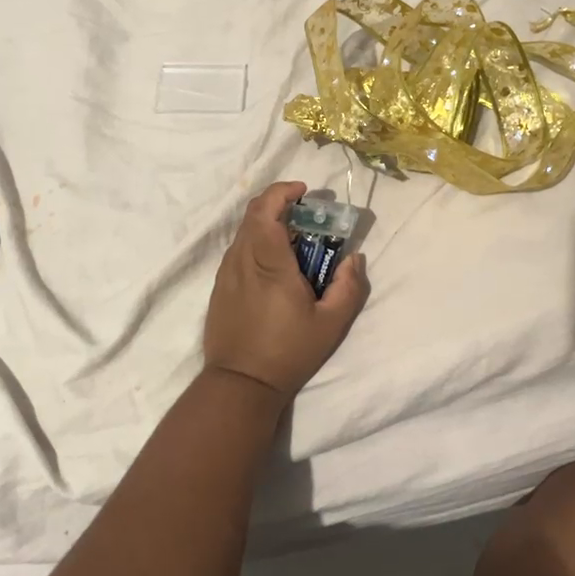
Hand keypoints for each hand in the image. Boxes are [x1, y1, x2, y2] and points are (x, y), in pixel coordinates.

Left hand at [203, 182, 370, 397]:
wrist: (240, 383)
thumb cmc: (288, 352)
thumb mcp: (330, 324)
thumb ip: (348, 287)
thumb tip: (354, 258)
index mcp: (269, 264)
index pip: (265, 210)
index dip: (282, 192)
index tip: (304, 192)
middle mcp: (242, 260)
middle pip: (253, 214)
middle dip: (278, 203)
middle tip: (305, 213)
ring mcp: (226, 273)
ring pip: (244, 232)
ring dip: (267, 224)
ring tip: (294, 240)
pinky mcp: (219, 287)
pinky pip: (238, 251)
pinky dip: (256, 242)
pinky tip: (274, 264)